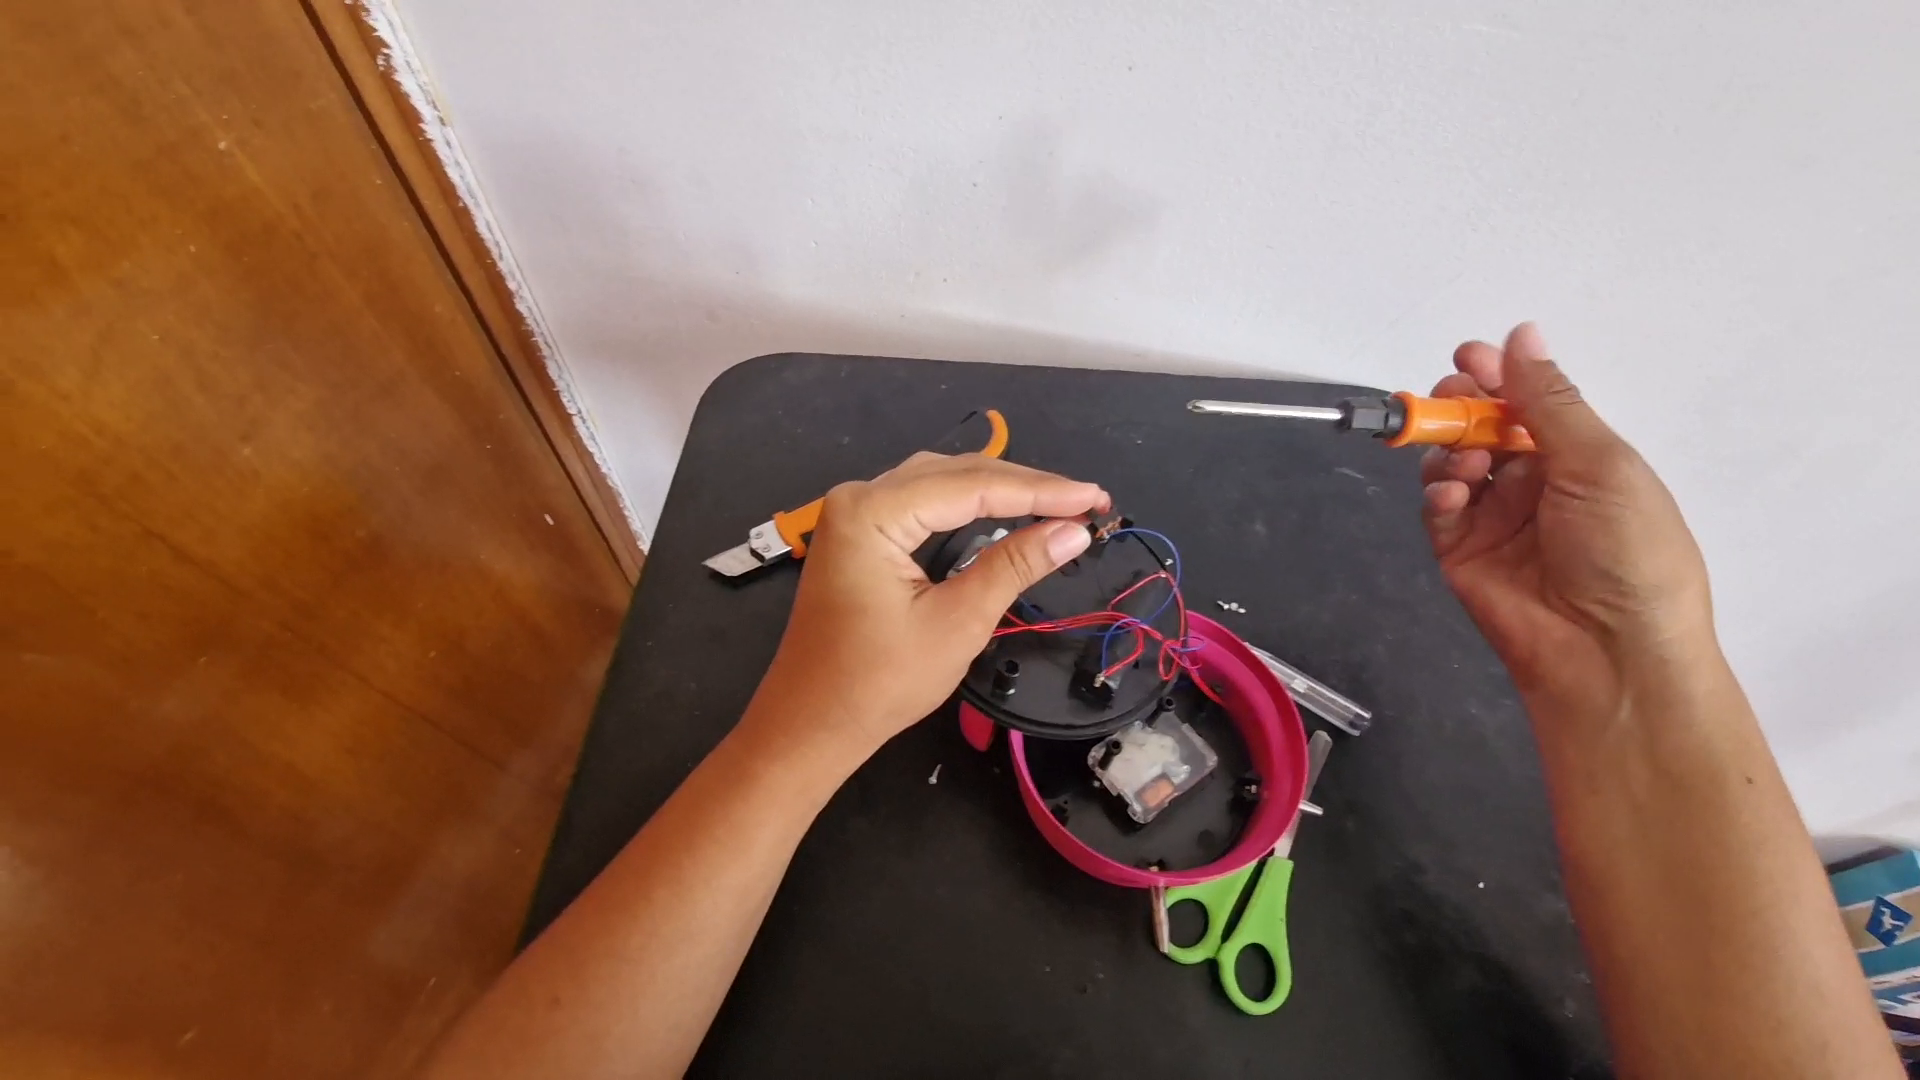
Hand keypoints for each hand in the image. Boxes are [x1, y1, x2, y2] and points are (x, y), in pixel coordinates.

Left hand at [747, 452, 1108, 762]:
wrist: (811, 724)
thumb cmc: (880, 682)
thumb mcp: (958, 622)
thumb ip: (1014, 566)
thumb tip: (1074, 530)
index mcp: (872, 511)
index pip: (972, 486)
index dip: (1040, 490)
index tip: (1094, 497)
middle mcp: (858, 497)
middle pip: (955, 474)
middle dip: (1023, 486)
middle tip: (1084, 501)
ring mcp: (854, 514)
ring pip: (939, 484)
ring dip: (997, 492)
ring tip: (1055, 502)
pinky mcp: (859, 534)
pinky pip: (922, 504)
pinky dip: (966, 508)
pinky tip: (1002, 511)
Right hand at [1422, 323, 1716, 716]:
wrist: (1604, 648)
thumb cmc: (1624, 550)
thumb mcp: (1600, 464)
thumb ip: (1549, 401)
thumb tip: (1521, 335)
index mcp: (1579, 457)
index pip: (1528, 404)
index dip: (1498, 377)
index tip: (1467, 356)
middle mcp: (1534, 481)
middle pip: (1482, 428)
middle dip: (1462, 408)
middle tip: (1449, 399)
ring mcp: (1493, 515)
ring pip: (1452, 462)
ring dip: (1452, 450)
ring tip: (1467, 462)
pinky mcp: (1458, 548)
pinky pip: (1437, 507)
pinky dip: (1438, 493)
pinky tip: (1453, 495)